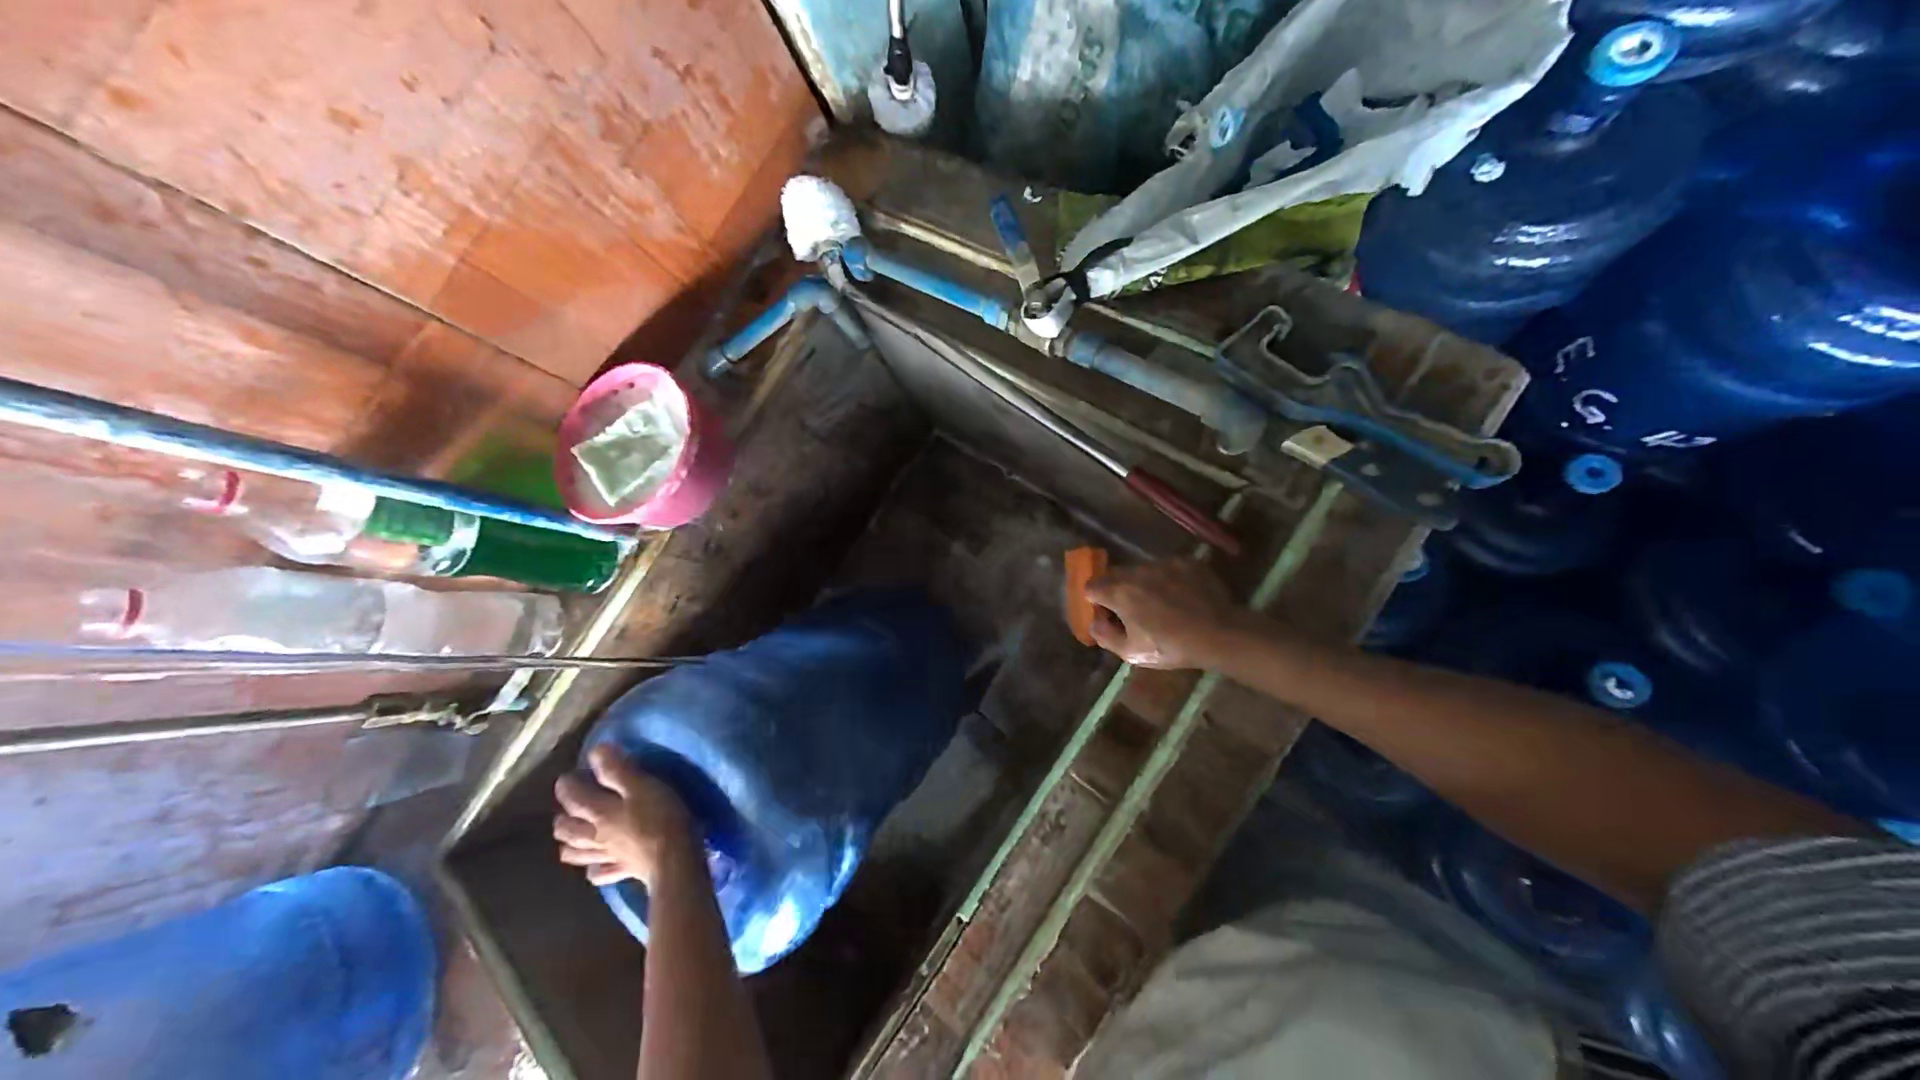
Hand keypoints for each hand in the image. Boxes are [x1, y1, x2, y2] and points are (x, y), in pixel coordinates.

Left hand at [554, 744, 697, 889]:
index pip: (572, 797)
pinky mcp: (621, 871)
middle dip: (564, 816)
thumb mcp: (642, 786)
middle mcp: (596, 835)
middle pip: (566, 829)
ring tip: (576, 833)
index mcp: (599, 812)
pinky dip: (594, 868)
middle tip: (573, 805)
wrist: (674, 861)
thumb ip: (618, 769)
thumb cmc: (661, 818)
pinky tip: (597, 865)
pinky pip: (600, 873)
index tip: (571, 774)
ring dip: (570, 843)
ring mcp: (607, 856)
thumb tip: (595, 751)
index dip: (567, 784)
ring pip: (576, 852)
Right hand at [1083, 558, 1246, 668]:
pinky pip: (1167, 568)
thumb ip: (1105, 636)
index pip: (1091, 586)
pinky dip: (1168, 579)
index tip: (1106, 613)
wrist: (1218, 633)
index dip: (1095, 601)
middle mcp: (1137, 571)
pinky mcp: (1186, 562)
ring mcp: (1163, 564)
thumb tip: (1094, 622)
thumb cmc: (1171, 646)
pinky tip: (1181, 596)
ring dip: (1143, 583)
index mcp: (1119, 592)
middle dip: (1117, 590)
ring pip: (1142, 570)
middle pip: (1115, 575)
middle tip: (1132, 610)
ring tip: (1160, 603)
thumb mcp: (1132, 653)